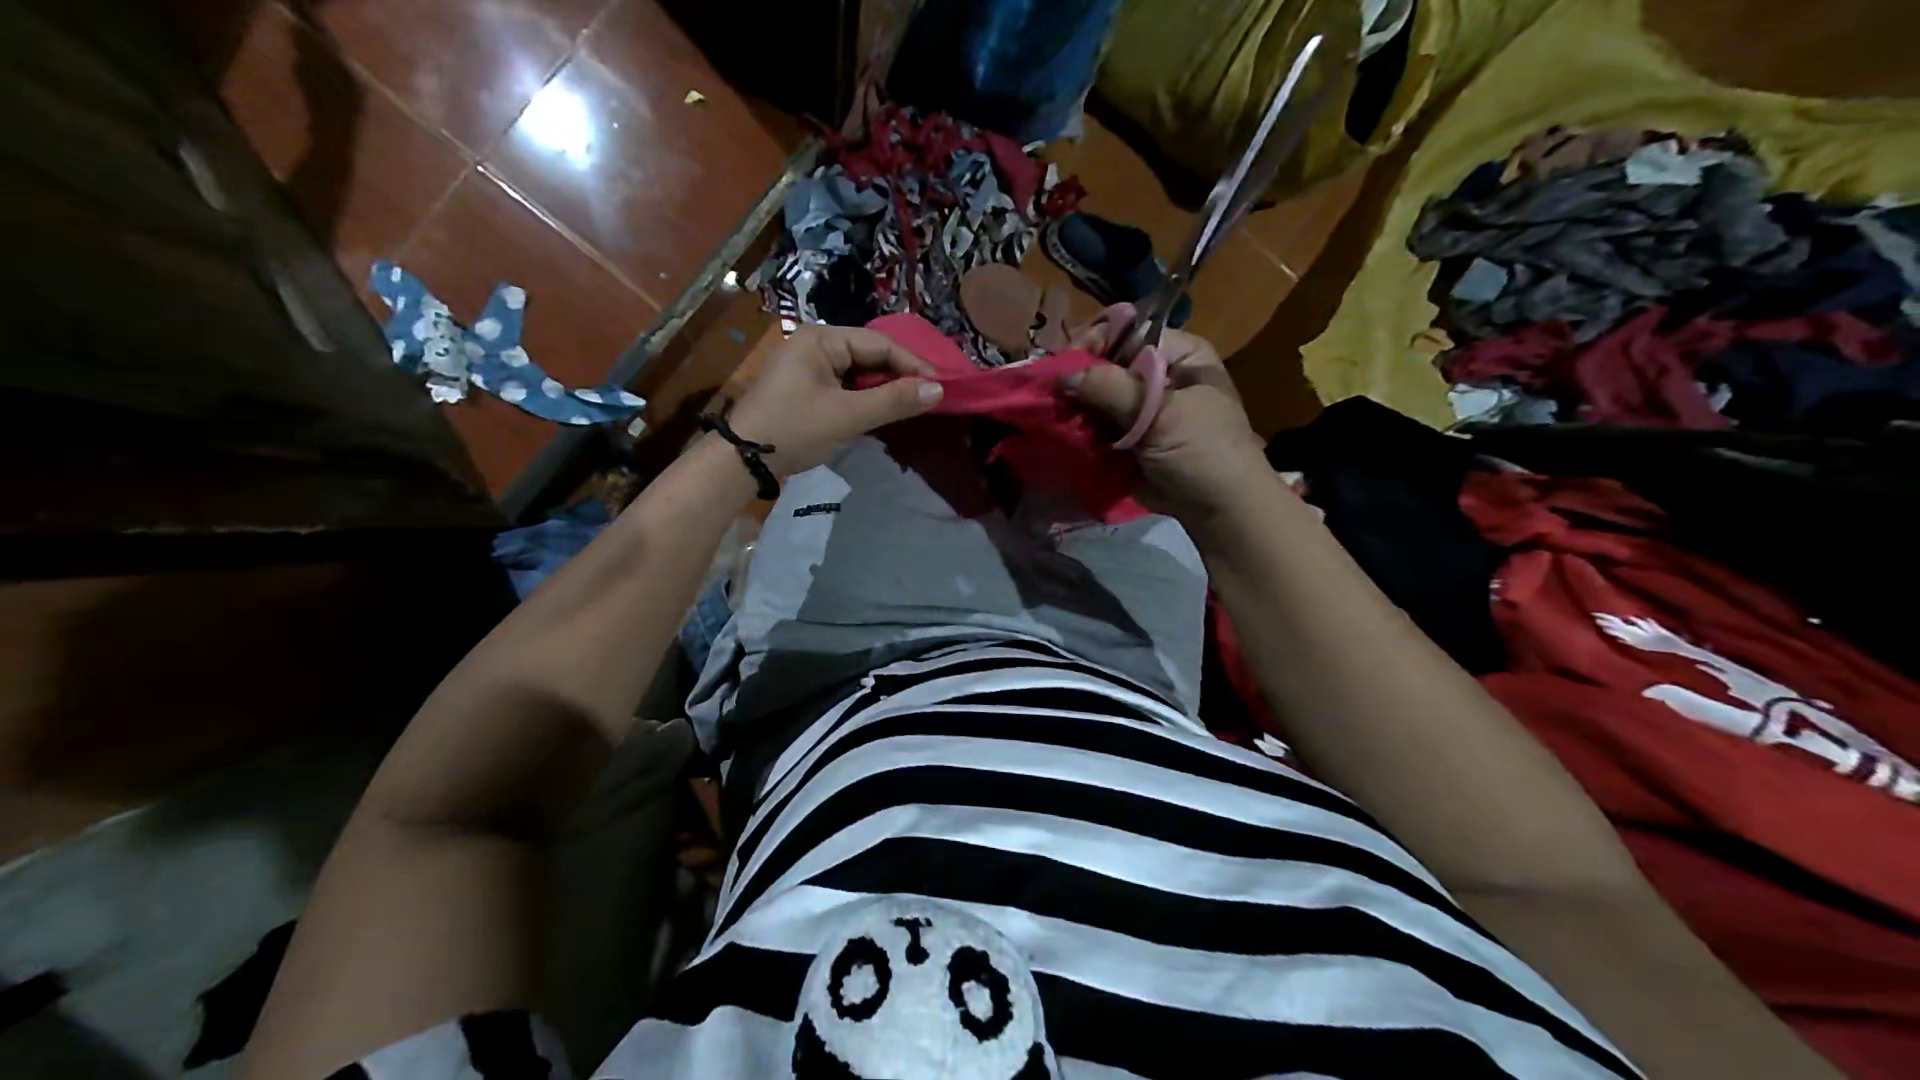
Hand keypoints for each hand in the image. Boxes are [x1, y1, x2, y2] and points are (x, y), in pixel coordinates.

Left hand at [725, 326, 943, 476]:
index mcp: (821, 339)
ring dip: (884, 390)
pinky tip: (883, 413)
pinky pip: (845, 388)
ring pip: (859, 374)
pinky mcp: (805, 390)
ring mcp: (808, 368)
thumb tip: (938, 389)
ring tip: (912, 406)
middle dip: (900, 376)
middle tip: (930, 397)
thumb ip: (893, 401)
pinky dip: (866, 400)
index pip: (879, 344)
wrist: (741, 461)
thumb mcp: (847, 415)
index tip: (941, 385)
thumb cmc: (793, 429)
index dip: (913, 364)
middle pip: (869, 356)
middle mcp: (815, 345)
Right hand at [1062, 306, 1268, 519]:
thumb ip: (1111, 388)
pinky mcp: (1128, 435)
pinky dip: (1080, 429)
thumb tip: (1063, 375)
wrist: (1217, 508)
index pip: (1127, 331)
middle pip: (1107, 363)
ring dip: (1077, 407)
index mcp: (1177, 354)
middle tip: (1055, 396)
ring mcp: (1141, 407)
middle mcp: (1157, 373)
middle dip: (1081, 379)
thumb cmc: (1202, 451)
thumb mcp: (1161, 413)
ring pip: (1097, 395)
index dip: (1096, 343)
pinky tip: (1066, 434)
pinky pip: (1096, 423)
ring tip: (1058, 418)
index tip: (1068, 365)